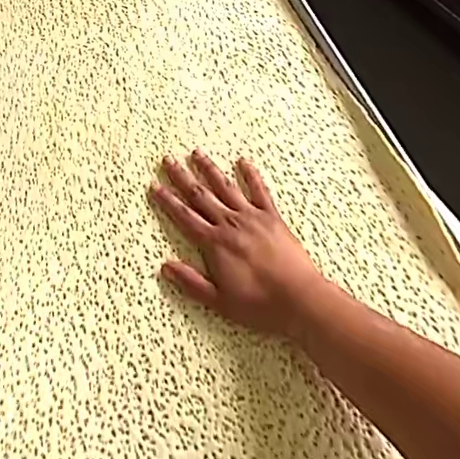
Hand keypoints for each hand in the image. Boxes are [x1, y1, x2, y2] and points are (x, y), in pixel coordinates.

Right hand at [148, 151, 333, 337]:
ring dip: (209, 169)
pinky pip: (260, 192)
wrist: (305, 302)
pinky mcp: (273, 219)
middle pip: (200, 195)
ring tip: (196, 153)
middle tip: (168, 159)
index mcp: (214, 242)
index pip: (184, 216)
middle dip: (181, 176)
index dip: (167, 200)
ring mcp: (252, 218)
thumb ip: (192, 283)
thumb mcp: (221, 301)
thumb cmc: (262, 305)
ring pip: (225, 187)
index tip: (154, 185)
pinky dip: (251, 176)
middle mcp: (229, 224)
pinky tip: (243, 162)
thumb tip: (165, 267)